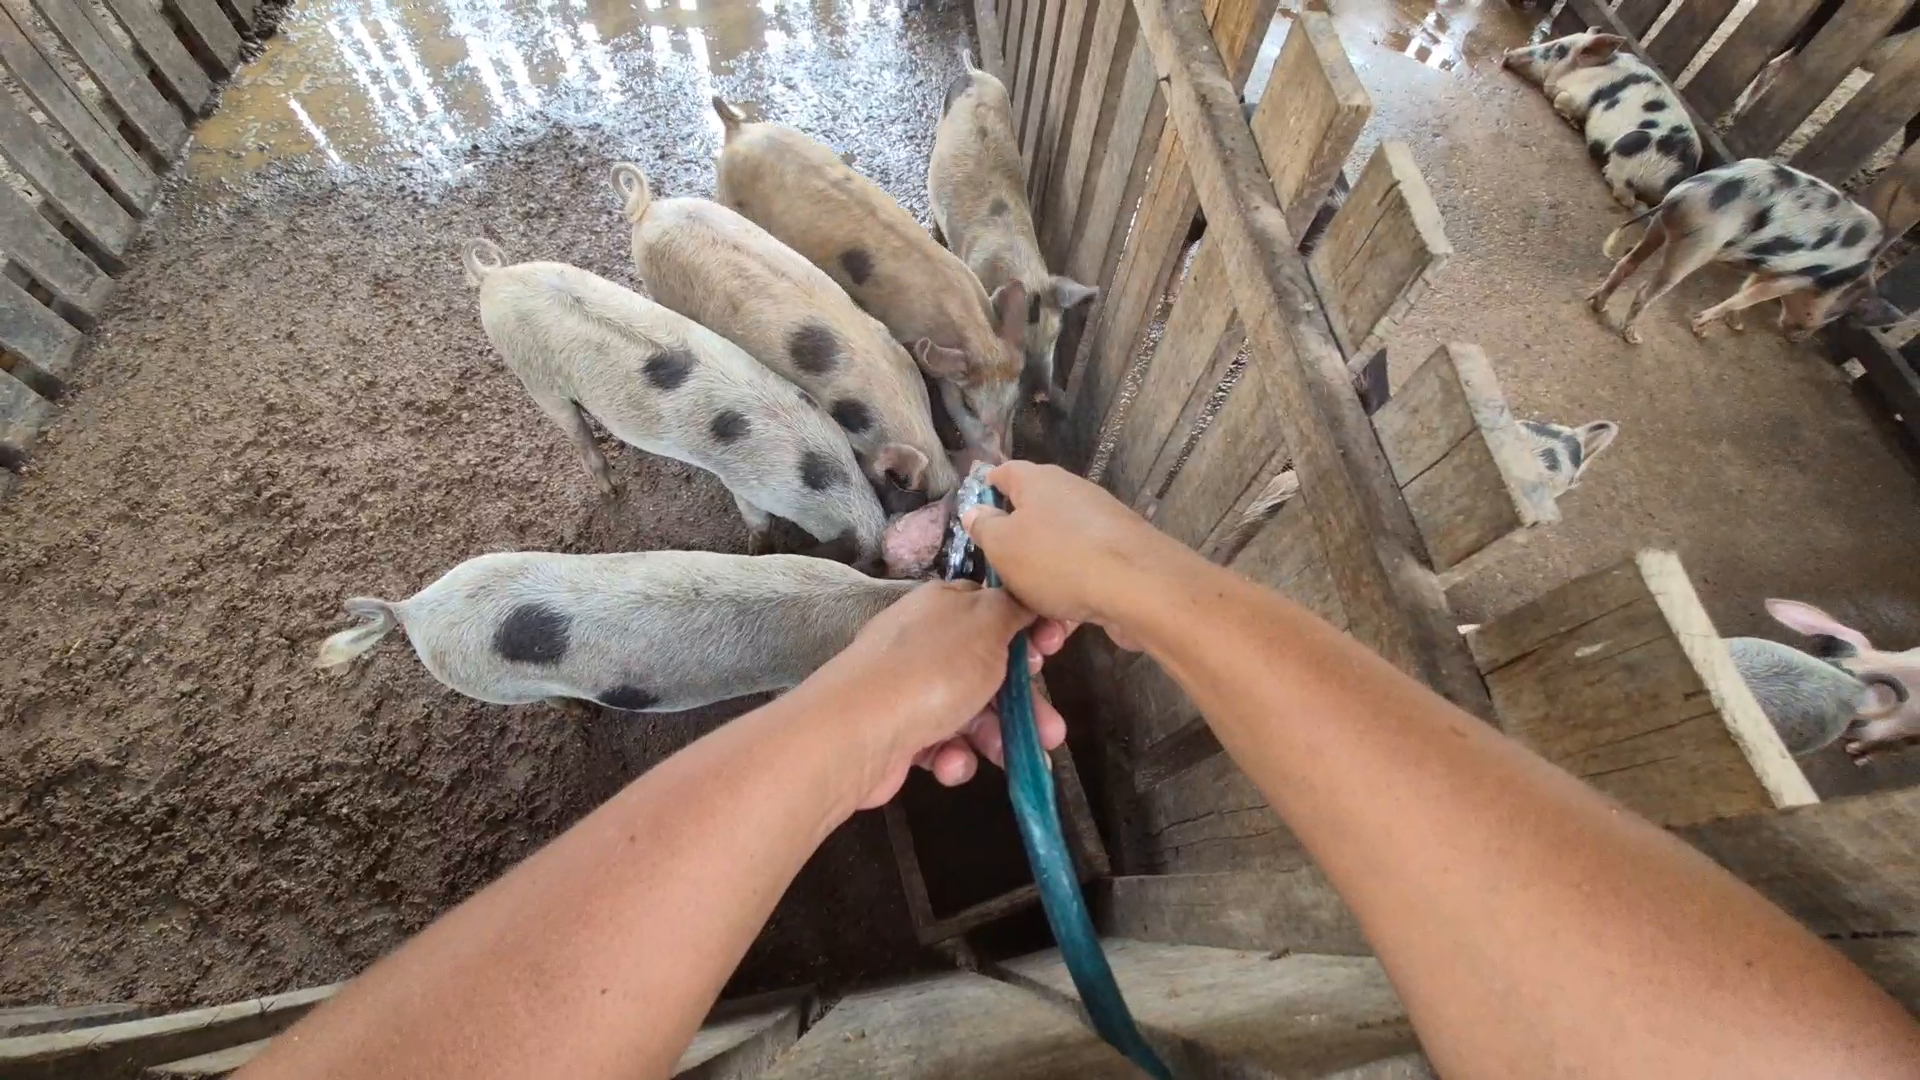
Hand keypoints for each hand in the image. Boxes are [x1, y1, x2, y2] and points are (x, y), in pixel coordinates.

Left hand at [794, 580, 1070, 808]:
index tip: (1055, 648)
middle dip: (1025, 700)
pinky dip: (953, 755)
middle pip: (990, 666)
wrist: (856, 732)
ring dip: (999, 735)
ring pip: (972, 710)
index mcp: (945, 604)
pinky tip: (952, 763)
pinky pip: (941, 741)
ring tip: (1024, 760)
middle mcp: (927, 640)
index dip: (1031, 628)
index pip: (997, 607)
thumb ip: (1013, 606)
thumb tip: (1021, 595)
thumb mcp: (987, 623)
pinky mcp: (899, 730)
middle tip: (1053, 729)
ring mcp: (910, 686)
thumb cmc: (933, 669)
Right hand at [961, 462, 1191, 639]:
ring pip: (1054, 557)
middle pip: (1030, 521)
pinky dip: (1068, 601)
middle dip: (1013, 556)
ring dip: (1039, 591)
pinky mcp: (1119, 557)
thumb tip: (976, 511)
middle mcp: (1070, 495)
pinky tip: (1062, 631)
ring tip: (1032, 624)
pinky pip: (1080, 577)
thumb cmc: (1056, 559)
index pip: (1003, 474)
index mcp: (1038, 481)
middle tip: (998, 583)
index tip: (973, 518)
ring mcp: (1098, 526)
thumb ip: (984, 528)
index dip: (985, 492)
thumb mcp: (1003, 546)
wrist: (1138, 587)